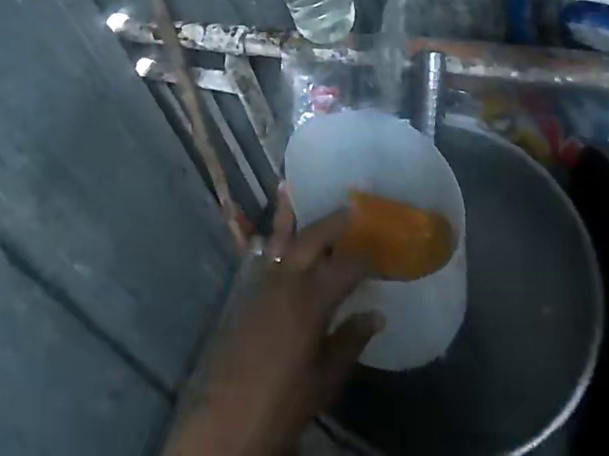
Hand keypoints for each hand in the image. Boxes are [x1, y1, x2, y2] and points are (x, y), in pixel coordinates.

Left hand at [163, 189, 380, 455]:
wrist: (226, 421)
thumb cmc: (284, 402)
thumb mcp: (325, 377)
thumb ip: (350, 340)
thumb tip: (376, 315)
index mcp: (311, 299)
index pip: (346, 266)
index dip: (366, 258)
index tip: (381, 255)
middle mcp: (286, 280)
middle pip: (312, 239)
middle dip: (333, 222)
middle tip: (351, 210)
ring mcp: (261, 284)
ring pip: (278, 239)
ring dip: (288, 215)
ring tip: (289, 188)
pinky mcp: (244, 293)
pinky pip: (261, 255)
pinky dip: (269, 239)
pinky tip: (272, 234)